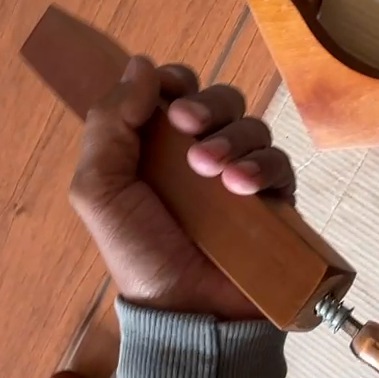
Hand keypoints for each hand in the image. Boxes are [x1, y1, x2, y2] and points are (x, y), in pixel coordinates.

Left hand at [69, 56, 295, 320]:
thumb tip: (139, 64)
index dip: (176, 83)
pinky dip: (262, 165)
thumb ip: (109, 124)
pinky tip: (242, 187)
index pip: (177, 91)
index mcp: (157, 147)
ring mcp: (239, 175)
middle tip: (188, 129)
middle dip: (207, 106)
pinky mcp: (273, 199)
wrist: (186, 313)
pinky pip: (278, 162)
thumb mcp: (100, 190)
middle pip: (220, 99)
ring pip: (251, 126)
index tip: (170, 96)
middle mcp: (200, 154)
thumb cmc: (139, 253)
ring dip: (232, 139)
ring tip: (213, 172)